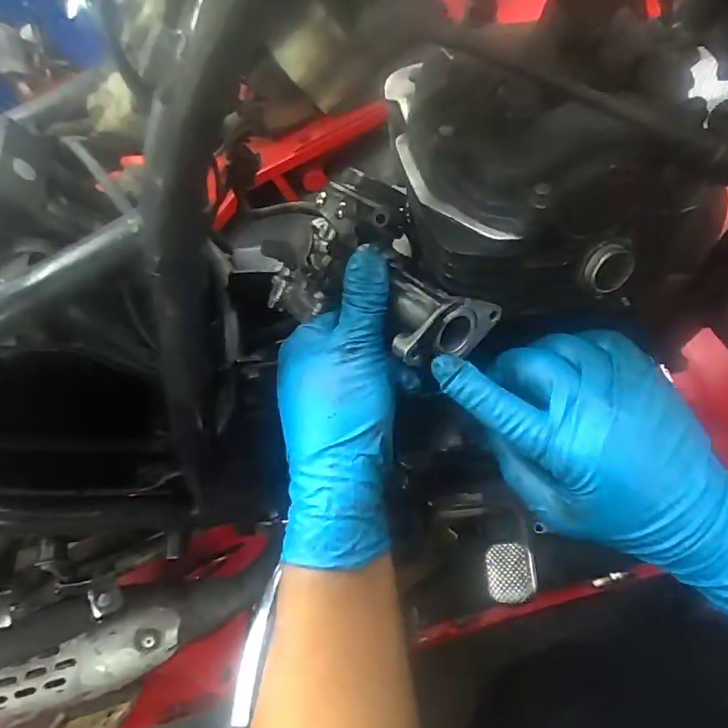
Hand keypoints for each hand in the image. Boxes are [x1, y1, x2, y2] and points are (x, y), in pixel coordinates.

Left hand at [277, 246, 394, 568]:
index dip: (375, 297)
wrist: (344, 477)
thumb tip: (366, 250)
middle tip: (421, 334)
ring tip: (417, 366)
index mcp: (305, 341)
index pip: (343, 303)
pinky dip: (394, 382)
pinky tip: (410, 389)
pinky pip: (375, 383)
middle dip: (392, 332)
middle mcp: (313, 362)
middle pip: (361, 330)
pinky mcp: (349, 412)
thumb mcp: (357, 347)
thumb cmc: (345, 407)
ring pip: (373, 358)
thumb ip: (364, 301)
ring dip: (399, 359)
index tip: (409, 296)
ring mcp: (330, 389)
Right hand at [431, 331, 727, 636]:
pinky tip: (575, 363)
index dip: (469, 385)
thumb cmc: (620, 516)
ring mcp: (618, 379)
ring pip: (562, 343)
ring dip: (541, 355)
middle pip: (530, 362)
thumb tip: (488, 426)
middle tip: (505, 382)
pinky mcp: (641, 368)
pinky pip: (598, 338)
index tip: (446, 367)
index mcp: (562, 444)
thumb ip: (516, 465)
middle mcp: (587, 402)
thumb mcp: (556, 509)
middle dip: (507, 367)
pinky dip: (577, 346)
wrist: (692, 506)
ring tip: (540, 375)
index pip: (502, 405)